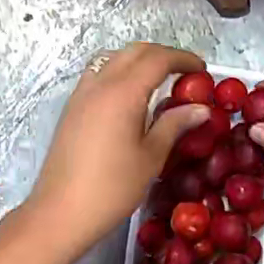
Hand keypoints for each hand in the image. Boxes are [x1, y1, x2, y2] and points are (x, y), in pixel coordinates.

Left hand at [25, 42, 211, 252]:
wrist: (61, 211)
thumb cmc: (111, 188)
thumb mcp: (151, 157)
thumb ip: (174, 125)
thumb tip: (200, 109)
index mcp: (123, 92)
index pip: (157, 58)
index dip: (183, 59)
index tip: (202, 70)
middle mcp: (99, 84)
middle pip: (134, 52)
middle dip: (163, 55)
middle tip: (185, 73)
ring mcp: (81, 94)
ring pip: (113, 59)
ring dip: (138, 61)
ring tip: (159, 82)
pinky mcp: (71, 108)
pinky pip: (98, 75)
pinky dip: (119, 73)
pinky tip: (130, 98)